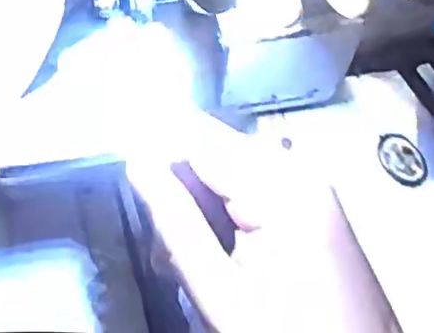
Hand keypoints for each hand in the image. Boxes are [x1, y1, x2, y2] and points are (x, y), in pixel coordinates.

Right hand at [128, 111, 398, 332]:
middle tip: (157, 243)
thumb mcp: (223, 295)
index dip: (154, 142)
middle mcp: (297, 165)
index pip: (199, 136)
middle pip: (215, 149)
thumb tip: (137, 162)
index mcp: (278, 181)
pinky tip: (217, 251)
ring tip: (180, 259)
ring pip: (231, 167)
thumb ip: (177, 222)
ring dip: (199, 200)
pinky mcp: (313, 200)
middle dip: (177, 183)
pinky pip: (256, 185)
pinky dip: (228, 209)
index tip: (120, 154)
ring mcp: (310, 181)